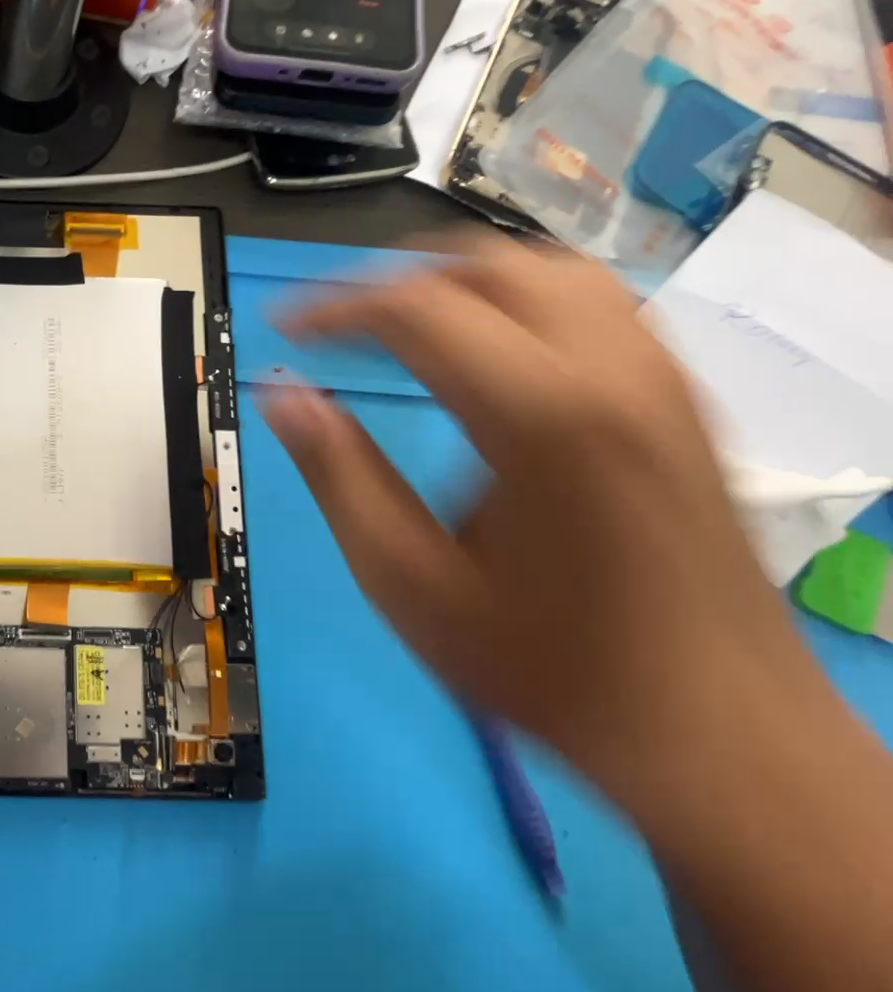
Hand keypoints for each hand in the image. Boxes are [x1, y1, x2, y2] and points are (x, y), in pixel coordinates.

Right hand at [258, 236, 824, 784]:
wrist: (711, 728)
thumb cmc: (540, 663)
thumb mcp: (406, 579)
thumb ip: (339, 474)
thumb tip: (283, 395)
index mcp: (542, 416)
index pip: (420, 310)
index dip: (335, 309)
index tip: (281, 331)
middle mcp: (615, 371)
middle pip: (494, 264)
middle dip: (397, 280)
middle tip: (334, 325)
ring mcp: (663, 380)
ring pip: (556, 271)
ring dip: (463, 280)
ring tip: (398, 324)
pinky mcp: (683, 403)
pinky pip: (600, 307)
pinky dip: (522, 301)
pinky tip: (486, 354)